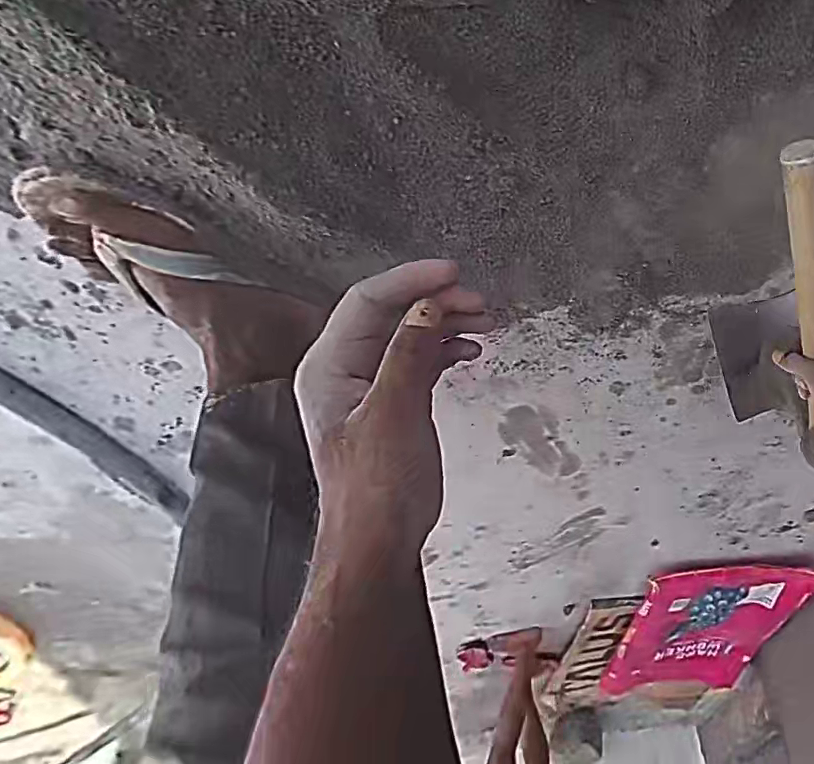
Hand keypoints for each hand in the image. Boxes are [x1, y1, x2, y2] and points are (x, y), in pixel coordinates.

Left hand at [294, 260, 492, 554]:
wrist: (380, 541)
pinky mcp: (393, 397)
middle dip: (436, 300)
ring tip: (484, 321)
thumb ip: (409, 355)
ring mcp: (368, 383)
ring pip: (410, 331)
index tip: (452, 273)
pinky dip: (447, 346)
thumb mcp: (394, 415)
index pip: (368, 302)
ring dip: (447, 321)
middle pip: (392, 313)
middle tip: (477, 302)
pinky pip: (421, 355)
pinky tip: (471, 350)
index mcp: (329, 366)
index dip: (411, 280)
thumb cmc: (377, 488)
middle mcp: (345, 368)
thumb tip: (429, 306)